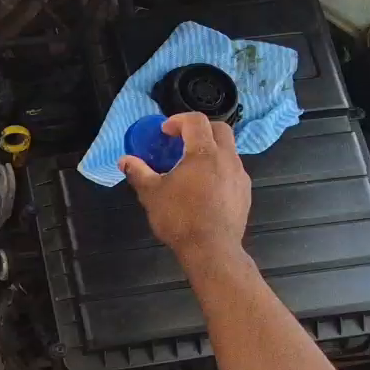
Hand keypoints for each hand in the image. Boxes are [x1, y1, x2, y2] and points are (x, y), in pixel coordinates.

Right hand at [119, 112, 252, 267]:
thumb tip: (124, 160)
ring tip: (190, 167)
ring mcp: (240, 176)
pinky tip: (204, 187)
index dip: (178, 120)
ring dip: (210, 150)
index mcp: (204, 153)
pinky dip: (218, 168)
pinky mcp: (245, 192)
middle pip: (220, 129)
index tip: (165, 131)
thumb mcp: (151, 194)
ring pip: (228, 150)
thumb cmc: (180, 218)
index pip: (196, 121)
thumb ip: (138, 172)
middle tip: (181, 140)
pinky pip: (232, 170)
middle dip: (200, 129)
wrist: (212, 250)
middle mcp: (227, 159)